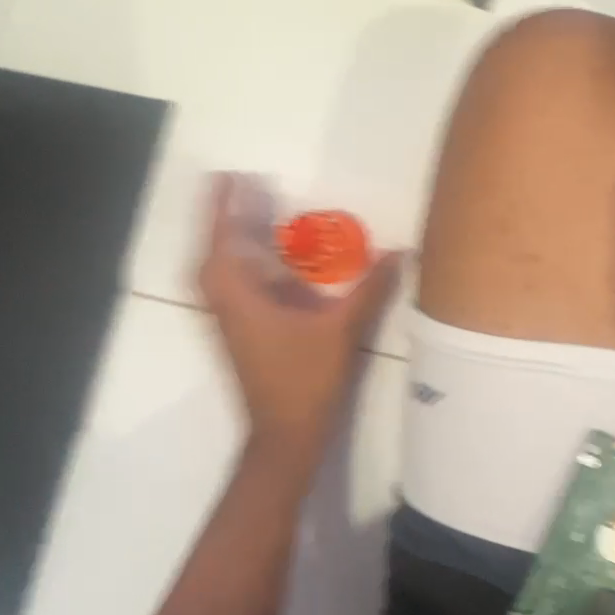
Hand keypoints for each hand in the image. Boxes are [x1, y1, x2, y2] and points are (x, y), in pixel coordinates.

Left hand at [197, 173, 402, 454]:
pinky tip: (275, 263)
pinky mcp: (242, 335)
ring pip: (224, 272)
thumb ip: (369, 290)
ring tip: (256, 215)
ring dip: (235, 242)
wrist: (285, 436)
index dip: (222, 209)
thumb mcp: (342, 331)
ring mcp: (230, 323)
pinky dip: (247, 267)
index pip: (221, 243)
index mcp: (239, 299)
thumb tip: (398, 252)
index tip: (228, 177)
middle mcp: (226, 306)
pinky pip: (237, 288)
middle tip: (245, 188)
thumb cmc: (305, 382)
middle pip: (216, 253)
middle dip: (227, 219)